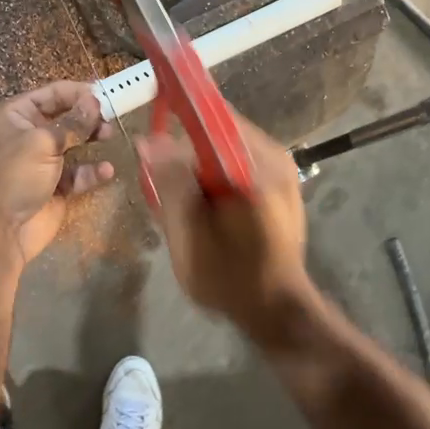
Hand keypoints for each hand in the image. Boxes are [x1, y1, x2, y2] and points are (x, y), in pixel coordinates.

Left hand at [0, 81, 115, 260]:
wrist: (0, 230)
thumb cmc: (15, 176)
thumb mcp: (43, 142)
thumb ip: (73, 122)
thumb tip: (95, 101)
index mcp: (16, 115)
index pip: (52, 93)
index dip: (79, 92)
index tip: (107, 94)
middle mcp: (29, 134)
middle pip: (66, 117)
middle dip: (89, 116)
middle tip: (111, 117)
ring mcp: (43, 160)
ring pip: (75, 143)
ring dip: (93, 139)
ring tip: (109, 137)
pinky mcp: (56, 185)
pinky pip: (78, 172)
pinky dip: (91, 171)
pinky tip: (106, 172)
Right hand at [136, 109, 313, 341]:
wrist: (277, 313)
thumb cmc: (232, 278)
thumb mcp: (189, 234)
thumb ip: (170, 183)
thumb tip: (149, 141)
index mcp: (257, 164)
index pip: (212, 116)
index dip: (179, 115)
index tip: (153, 131)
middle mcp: (274, 158)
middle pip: (216, 135)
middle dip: (185, 158)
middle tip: (163, 193)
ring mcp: (280, 173)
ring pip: (223, 153)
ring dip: (198, 174)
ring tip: (183, 211)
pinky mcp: (278, 188)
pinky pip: (236, 169)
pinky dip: (214, 183)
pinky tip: (203, 215)